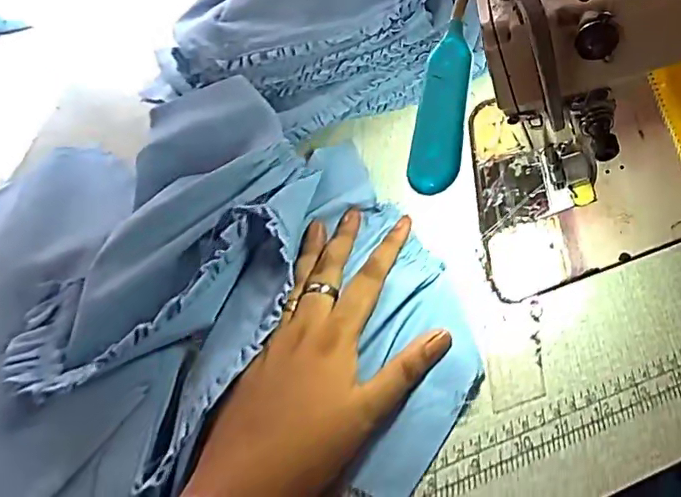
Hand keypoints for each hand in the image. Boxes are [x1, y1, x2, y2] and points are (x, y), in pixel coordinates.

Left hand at [184, 209, 451, 496]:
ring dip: (309, 254)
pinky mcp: (251, 362)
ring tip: (314, 227)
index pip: (368, 281)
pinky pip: (272, 309)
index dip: (388, 249)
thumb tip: (444, 332)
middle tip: (351, 211)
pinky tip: (282, 287)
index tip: (403, 221)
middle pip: (327, 274)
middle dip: (343, 241)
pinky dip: (283, 287)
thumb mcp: (365, 414)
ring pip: (296, 286)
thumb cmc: (308, 449)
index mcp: (335, 338)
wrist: (236, 489)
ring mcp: (274, 343)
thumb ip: (404, 370)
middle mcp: (305, 330)